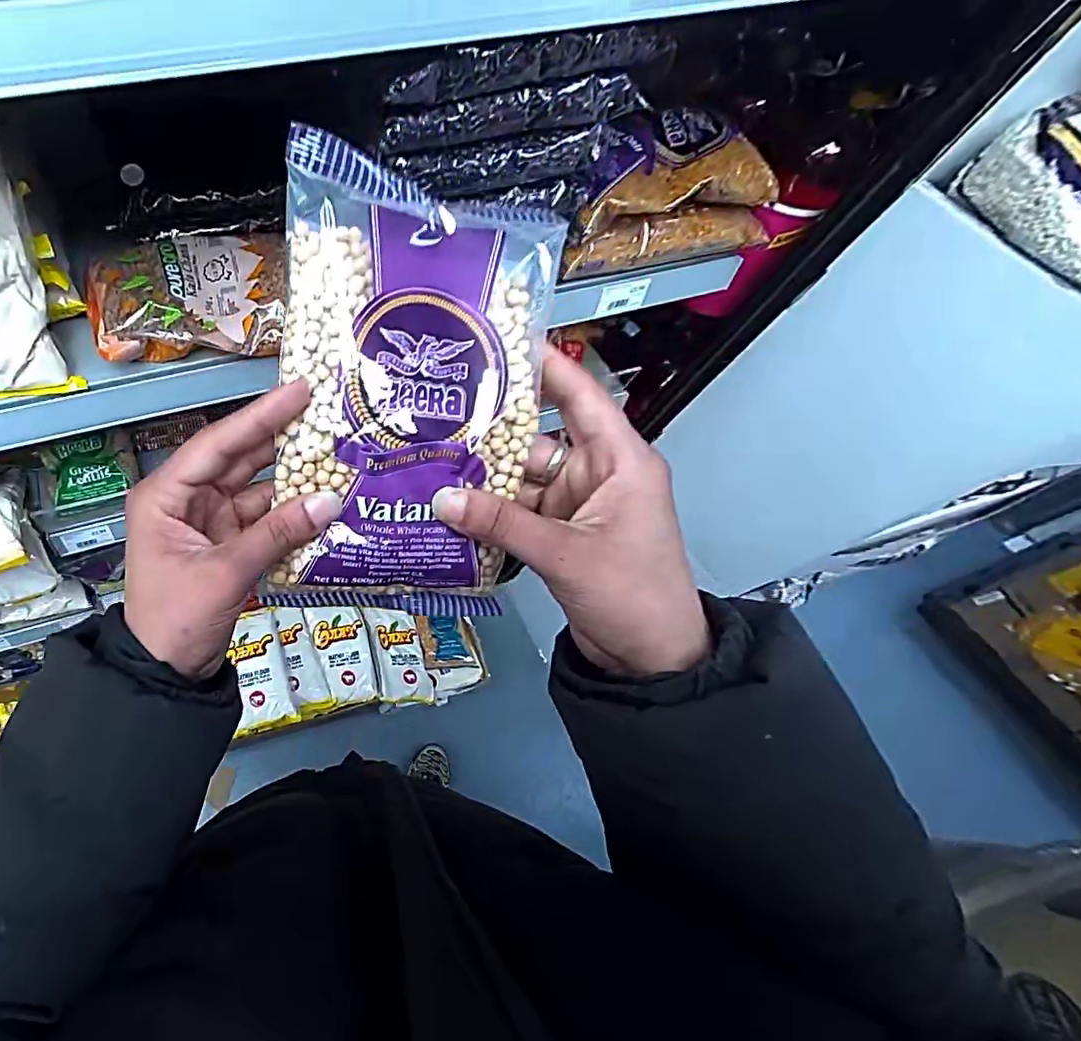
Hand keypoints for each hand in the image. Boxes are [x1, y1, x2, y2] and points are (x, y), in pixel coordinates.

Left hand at [123, 381, 343, 678]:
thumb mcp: (226, 574)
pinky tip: (319, 501)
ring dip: (289, 477)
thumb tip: (329, 501)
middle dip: (278, 437)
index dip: (258, 416)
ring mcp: (206, 522)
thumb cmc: (175, 621)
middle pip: (236, 459)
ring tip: (333, 453)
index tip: (297, 392)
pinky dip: (288, 514)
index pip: (216, 445)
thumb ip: (277, 535)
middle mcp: (184, 501)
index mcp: (165, 496)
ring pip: (253, 489)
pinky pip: (261, 519)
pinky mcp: (225, 544)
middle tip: (322, 410)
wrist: (164, 672)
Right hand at [433, 345, 707, 675]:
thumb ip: (501, 524)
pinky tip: (449, 508)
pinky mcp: (555, 534)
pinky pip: (513, 512)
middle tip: (437, 418)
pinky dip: (485, 513)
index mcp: (618, 462)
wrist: (650, 656)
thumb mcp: (565, 554)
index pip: (580, 398)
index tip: (503, 343)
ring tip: (430, 466)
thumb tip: (442, 499)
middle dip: (489, 435)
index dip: (546, 368)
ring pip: (517, 481)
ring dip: (480, 481)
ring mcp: (571, 507)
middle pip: (534, 442)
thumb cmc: (632, 594)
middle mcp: (593, 475)